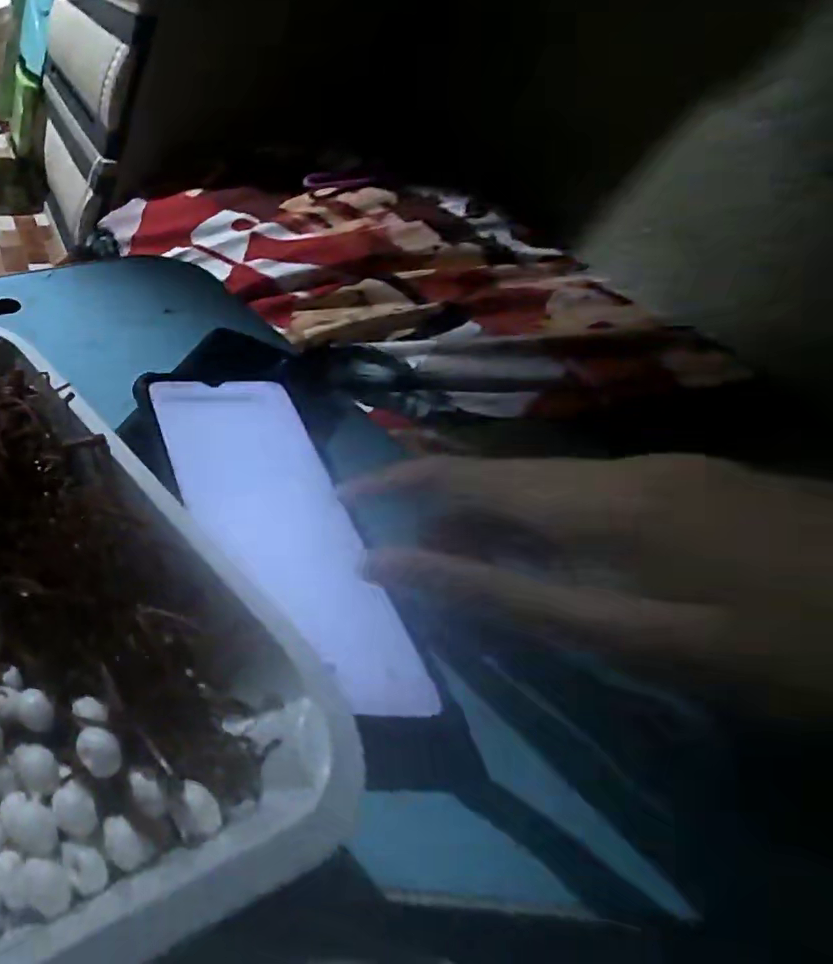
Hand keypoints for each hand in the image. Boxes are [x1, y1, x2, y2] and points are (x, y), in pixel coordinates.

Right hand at [342, 454, 832, 714]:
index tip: (334, 500)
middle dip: (439, 515)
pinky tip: (570, 567)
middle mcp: (623, 470)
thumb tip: (377, 563)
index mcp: (594, 500)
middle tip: (410, 566)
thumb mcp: (629, 637)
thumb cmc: (789, 649)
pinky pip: (593, 497)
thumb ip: (492, 594)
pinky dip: (549, 526)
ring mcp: (676, 475)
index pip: (454, 474)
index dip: (385, 482)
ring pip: (544, 489)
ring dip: (496, 524)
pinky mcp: (714, 490)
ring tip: (483, 575)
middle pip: (496, 479)